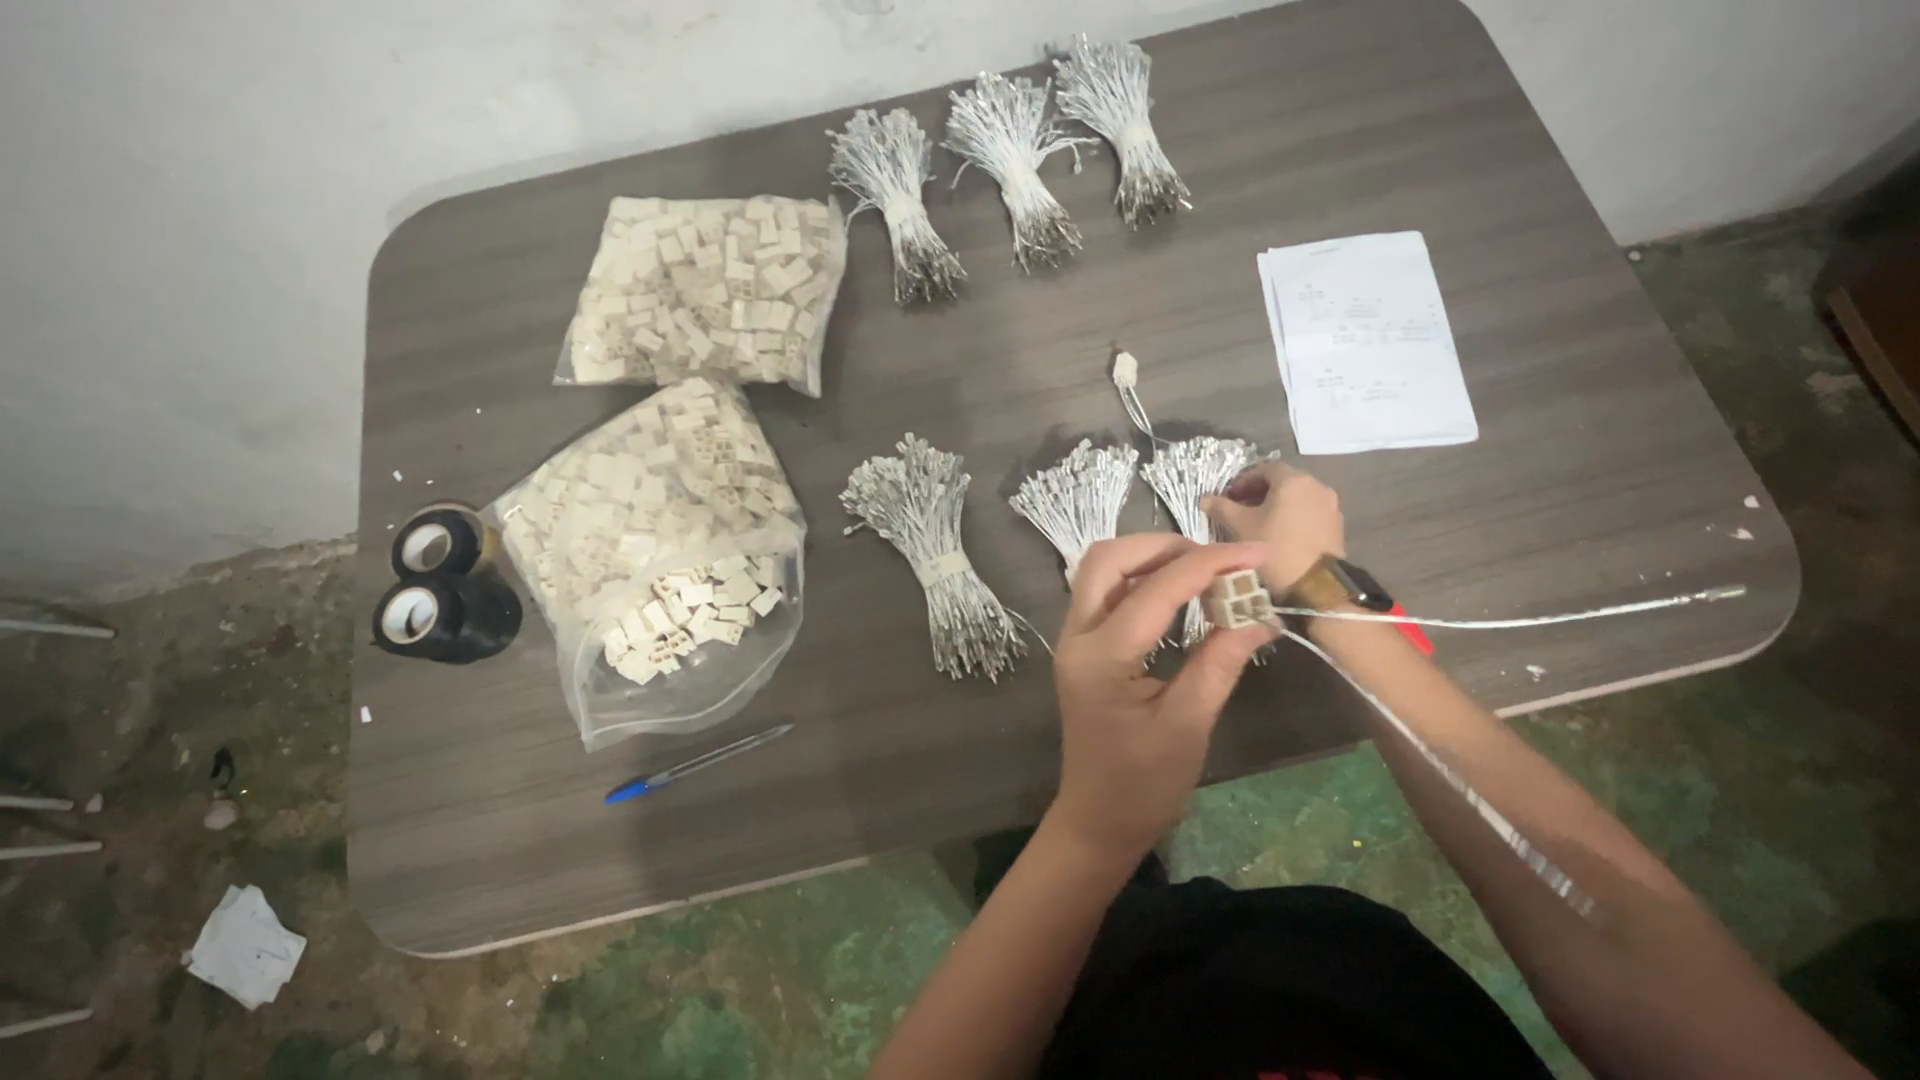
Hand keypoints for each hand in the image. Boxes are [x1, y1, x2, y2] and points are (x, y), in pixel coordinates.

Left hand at [1047, 535, 1277, 857]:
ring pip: (1103, 571)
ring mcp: (1074, 641)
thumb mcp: (1189, 725)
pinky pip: (1106, 595)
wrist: (1098, 819)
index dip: (1209, 564)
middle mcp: (1077, 638)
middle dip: (1165, 547)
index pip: (1156, 589)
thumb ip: (1220, 662)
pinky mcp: (1083, 649)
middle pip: (1108, 559)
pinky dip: (1142, 582)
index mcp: (1101, 658)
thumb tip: (1261, 616)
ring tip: (1205, 571)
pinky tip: (1180, 594)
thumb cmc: (1143, 784)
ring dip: (1151, 560)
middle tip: (1219, 560)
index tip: (1256, 553)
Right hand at [1201, 462, 1344, 591]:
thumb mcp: (1239, 526)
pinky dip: (1294, 515)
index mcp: (1293, 480)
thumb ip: (1221, 508)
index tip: (1230, 498)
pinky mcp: (1337, 524)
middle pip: (1283, 481)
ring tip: (1261, 524)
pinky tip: (1281, 534)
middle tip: (1242, 510)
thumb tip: (1205, 499)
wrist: (1313, 585)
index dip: (1244, 480)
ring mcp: (1330, 505)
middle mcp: (1316, 485)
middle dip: (1260, 492)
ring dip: (1278, 504)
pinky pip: (1310, 511)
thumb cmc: (1273, 547)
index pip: (1265, 468)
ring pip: (1298, 496)